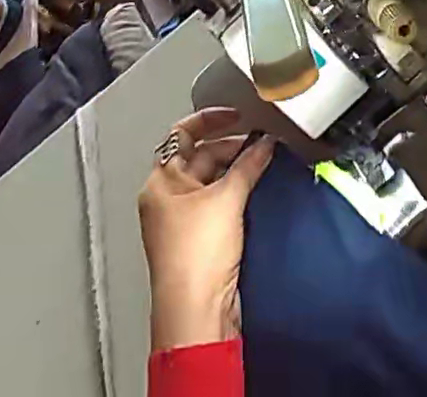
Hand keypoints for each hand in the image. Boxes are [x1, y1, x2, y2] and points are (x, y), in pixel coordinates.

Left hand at [138, 108, 275, 350]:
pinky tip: (258, 184)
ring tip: (265, 159)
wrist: (198, 313)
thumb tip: (265, 143)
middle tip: (261, 140)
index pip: (182, 134)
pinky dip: (238, 188)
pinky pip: (221, 199)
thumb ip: (249, 164)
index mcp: (161, 182)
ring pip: (213, 177)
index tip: (237, 114)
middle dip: (232, 145)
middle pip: (201, 155)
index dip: (209, 119)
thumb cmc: (196, 256)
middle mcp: (168, 197)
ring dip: (238, 167)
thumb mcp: (227, 198)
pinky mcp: (201, 236)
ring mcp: (184, 217)